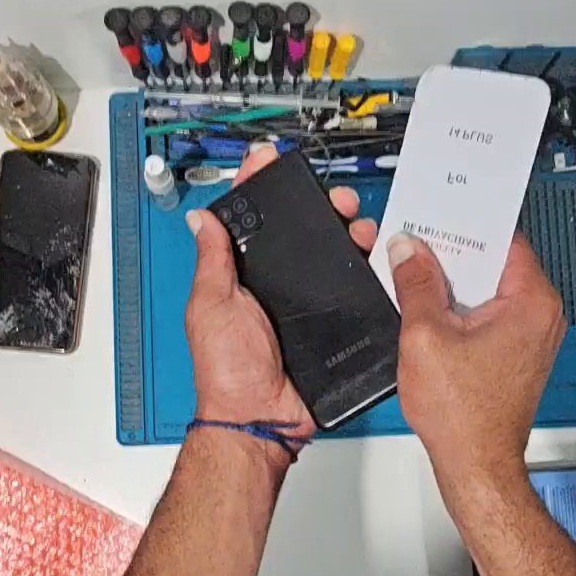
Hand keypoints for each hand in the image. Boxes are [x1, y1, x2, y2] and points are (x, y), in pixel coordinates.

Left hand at [185, 144, 378, 449]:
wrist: (262, 416)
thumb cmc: (228, 369)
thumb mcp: (211, 305)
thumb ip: (212, 261)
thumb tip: (202, 219)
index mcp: (242, 278)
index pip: (252, 223)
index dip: (259, 188)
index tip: (269, 160)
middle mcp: (275, 287)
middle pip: (299, 235)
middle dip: (317, 207)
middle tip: (332, 197)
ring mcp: (305, 304)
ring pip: (330, 257)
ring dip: (346, 232)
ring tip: (357, 222)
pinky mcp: (332, 323)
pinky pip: (350, 290)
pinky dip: (363, 268)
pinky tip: (372, 253)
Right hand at [388, 232, 565, 485]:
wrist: (476, 464)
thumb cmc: (463, 415)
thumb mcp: (425, 336)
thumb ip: (415, 284)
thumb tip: (408, 250)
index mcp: (532, 301)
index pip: (501, 238)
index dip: (463, 225)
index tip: (436, 217)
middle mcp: (542, 315)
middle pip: (494, 263)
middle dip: (453, 256)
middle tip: (418, 248)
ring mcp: (533, 336)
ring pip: (489, 289)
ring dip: (454, 284)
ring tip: (419, 280)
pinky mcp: (518, 353)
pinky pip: (489, 313)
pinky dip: (462, 308)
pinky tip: (432, 312)